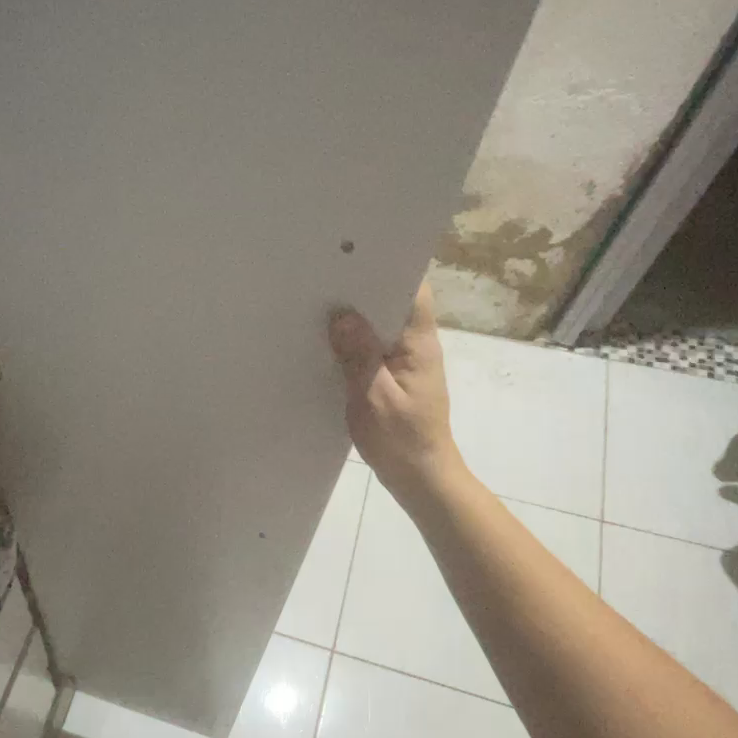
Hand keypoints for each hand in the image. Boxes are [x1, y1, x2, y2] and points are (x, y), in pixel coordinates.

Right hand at [328, 281, 462, 496]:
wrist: (420, 477)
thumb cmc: (401, 439)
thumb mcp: (374, 397)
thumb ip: (359, 355)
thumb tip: (341, 315)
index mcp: (419, 344)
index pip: (411, 290)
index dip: (385, 270)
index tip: (351, 260)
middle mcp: (417, 346)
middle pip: (391, 305)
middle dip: (360, 294)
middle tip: (322, 283)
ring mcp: (406, 362)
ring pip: (379, 328)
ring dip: (353, 321)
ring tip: (317, 309)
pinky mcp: (393, 378)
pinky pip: (372, 350)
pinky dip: (352, 345)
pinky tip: (326, 347)